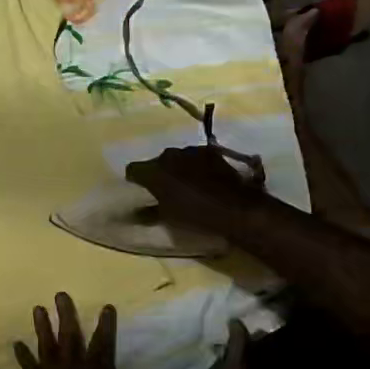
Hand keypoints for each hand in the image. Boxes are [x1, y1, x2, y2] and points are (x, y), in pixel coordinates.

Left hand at [15, 293, 118, 368]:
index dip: (106, 323)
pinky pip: (28, 367)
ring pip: (46, 344)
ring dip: (42, 326)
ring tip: (38, 307)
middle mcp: (74, 368)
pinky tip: (17, 343)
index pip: (104, 341)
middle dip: (67, 313)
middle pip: (70, 334)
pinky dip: (23, 354)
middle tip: (60, 293)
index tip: (107, 306)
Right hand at [124, 146, 264, 231]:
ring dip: (179, 168)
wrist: (236, 209)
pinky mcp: (212, 152)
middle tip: (166, 189)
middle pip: (157, 162)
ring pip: (177, 158)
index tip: (141, 191)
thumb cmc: (197, 216)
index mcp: (154, 171)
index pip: (133, 170)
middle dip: (160, 173)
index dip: (135, 180)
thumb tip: (136, 211)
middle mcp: (169, 154)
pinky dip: (197, 166)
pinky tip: (205, 179)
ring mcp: (192, 150)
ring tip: (187, 184)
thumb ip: (149, 212)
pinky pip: (196, 157)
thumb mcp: (168, 218)